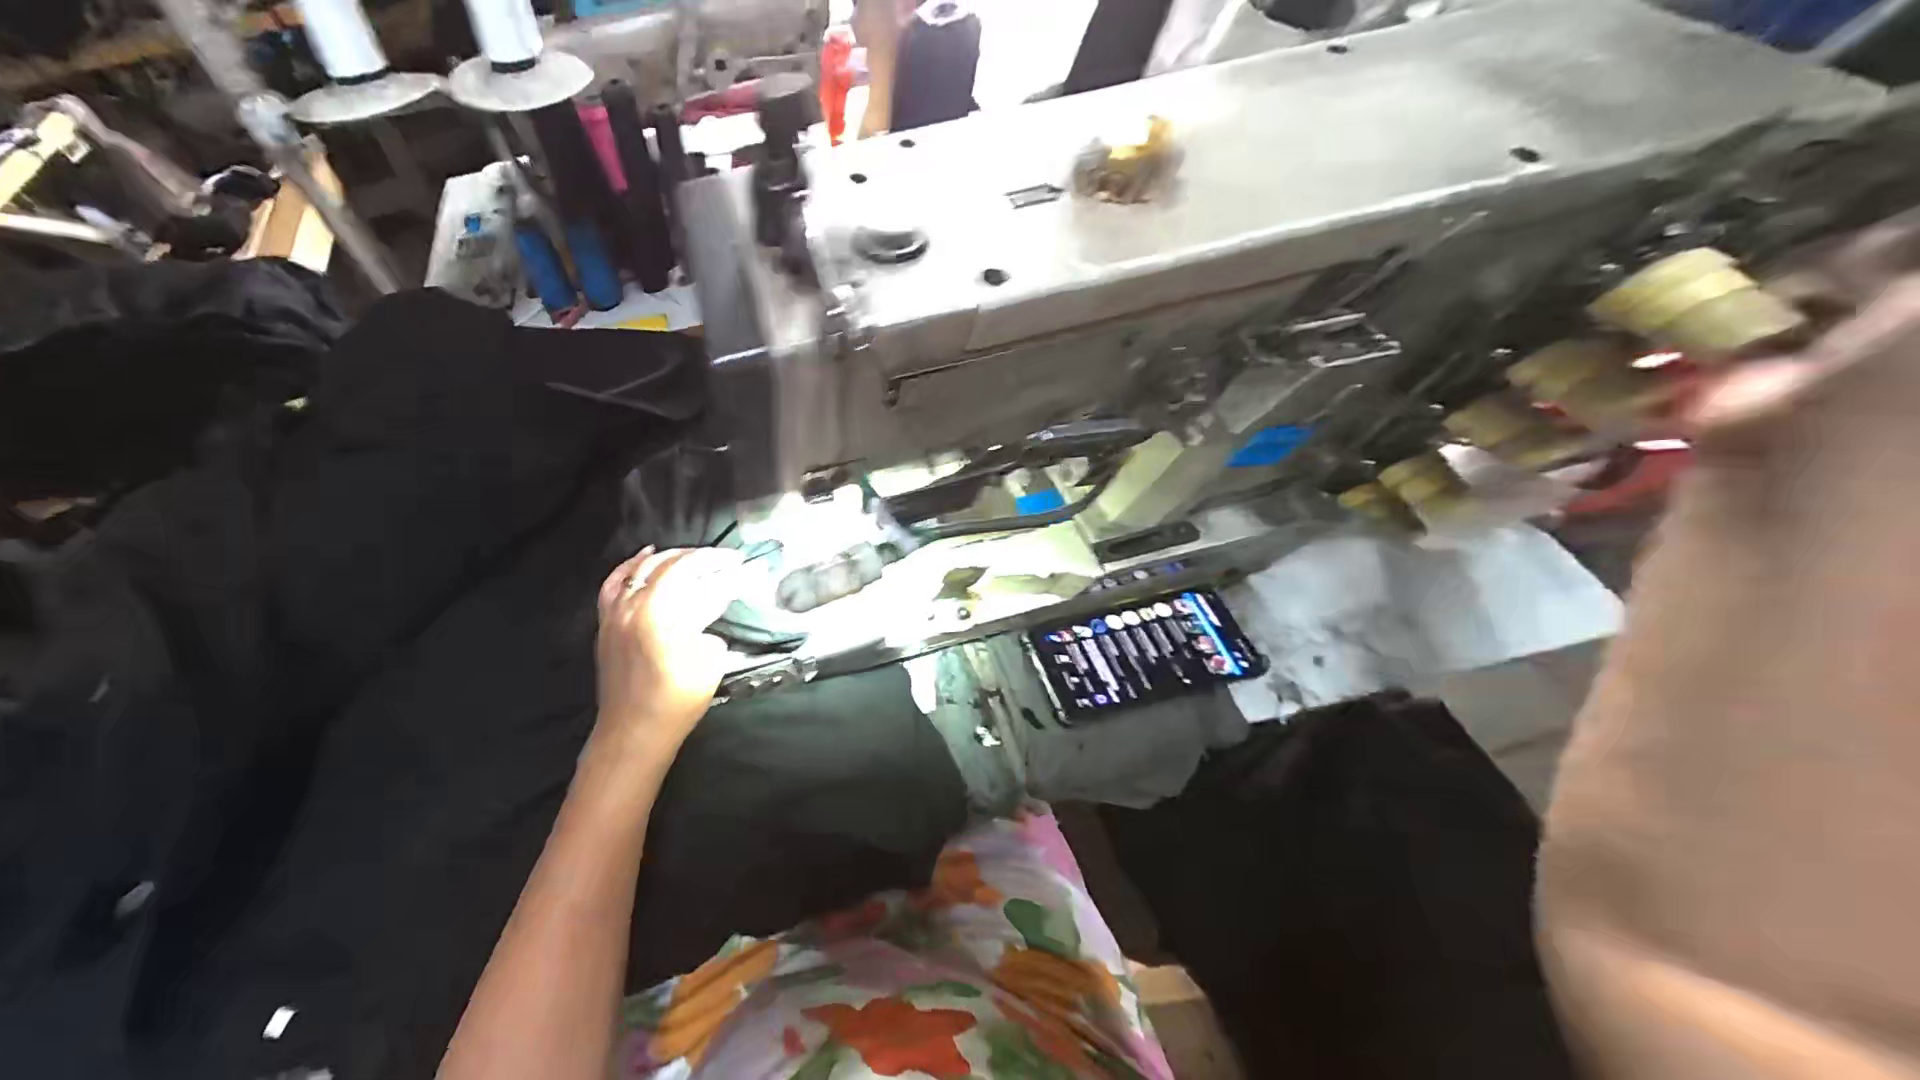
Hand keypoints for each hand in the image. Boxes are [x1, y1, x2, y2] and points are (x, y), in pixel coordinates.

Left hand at [594, 546, 744, 749]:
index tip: (735, 559)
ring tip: (689, 555)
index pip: (687, 569)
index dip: (714, 559)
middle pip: (663, 565)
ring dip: (666, 558)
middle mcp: (631, 606)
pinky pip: (613, 585)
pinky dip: (628, 567)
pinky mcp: (605, 626)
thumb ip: (709, 628)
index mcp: (658, 611)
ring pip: (637, 570)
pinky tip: (643, 559)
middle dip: (696, 557)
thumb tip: (708, 615)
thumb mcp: (710, 661)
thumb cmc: (676, 701)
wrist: (633, 733)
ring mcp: (613, 614)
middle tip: (721, 560)